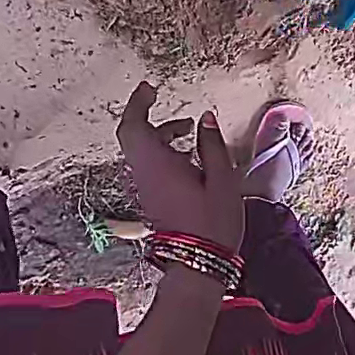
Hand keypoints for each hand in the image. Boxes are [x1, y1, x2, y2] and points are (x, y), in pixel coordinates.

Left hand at [115, 83, 243, 252]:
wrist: (198, 266)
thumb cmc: (213, 223)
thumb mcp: (222, 180)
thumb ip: (212, 145)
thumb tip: (205, 117)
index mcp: (157, 164)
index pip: (133, 126)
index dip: (137, 103)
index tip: (149, 88)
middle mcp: (144, 172)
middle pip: (132, 134)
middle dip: (144, 113)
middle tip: (158, 97)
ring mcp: (145, 185)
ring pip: (141, 148)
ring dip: (159, 132)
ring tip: (189, 130)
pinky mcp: (151, 196)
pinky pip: (148, 162)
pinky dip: (162, 148)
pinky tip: (189, 156)